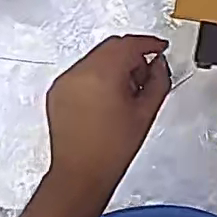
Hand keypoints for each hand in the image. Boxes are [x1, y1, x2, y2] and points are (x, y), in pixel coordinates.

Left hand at [46, 35, 170, 196]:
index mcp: (102, 74)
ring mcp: (65, 81)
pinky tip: (110, 98)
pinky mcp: (57, 91)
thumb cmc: (111, 150)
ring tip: (129, 91)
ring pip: (96, 58)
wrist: (82, 172)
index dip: (149, 44)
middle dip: (132, 54)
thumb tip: (159, 65)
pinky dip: (98, 76)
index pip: (129, 44)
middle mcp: (79, 73)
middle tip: (148, 70)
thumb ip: (158, 81)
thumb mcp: (146, 112)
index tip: (159, 47)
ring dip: (115, 65)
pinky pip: (82, 72)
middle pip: (111, 47)